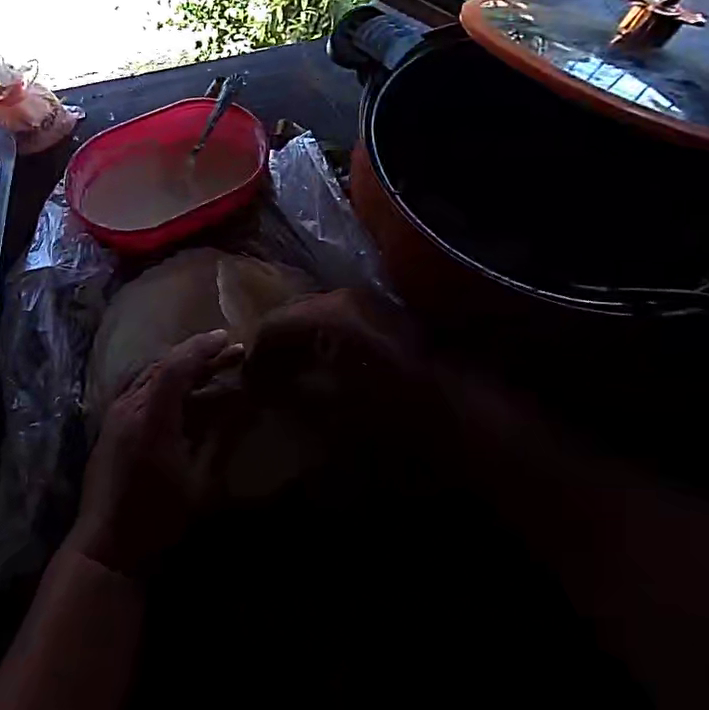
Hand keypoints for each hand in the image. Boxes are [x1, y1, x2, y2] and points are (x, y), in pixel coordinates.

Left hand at [67, 329, 243, 578]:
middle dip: (197, 356)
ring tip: (210, 367)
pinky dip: (163, 382)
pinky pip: (139, 390)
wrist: (106, 544)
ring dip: (179, 367)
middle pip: (163, 366)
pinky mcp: (110, 425)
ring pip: (149, 376)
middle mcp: (128, 406)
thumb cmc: (158, 518)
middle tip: (230, 351)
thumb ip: (221, 439)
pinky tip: (181, 391)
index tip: (227, 337)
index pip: (176, 367)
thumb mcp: (200, 483)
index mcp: (150, 417)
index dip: (202, 349)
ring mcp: (115, 414)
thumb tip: (243, 407)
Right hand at [243, 289, 435, 429]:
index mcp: (329, 314)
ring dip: (297, 338)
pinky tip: (318, 361)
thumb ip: (289, 387)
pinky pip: (336, 318)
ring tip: (288, 367)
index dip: (256, 351)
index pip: (274, 324)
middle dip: (275, 341)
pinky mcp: (382, 313)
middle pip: (292, 311)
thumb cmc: (394, 410)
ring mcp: (366, 302)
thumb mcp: (332, 404)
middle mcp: (345, 297)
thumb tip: (261, 381)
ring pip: (314, 313)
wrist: (462, 411)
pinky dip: (319, 336)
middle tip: (263, 370)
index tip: (246, 376)